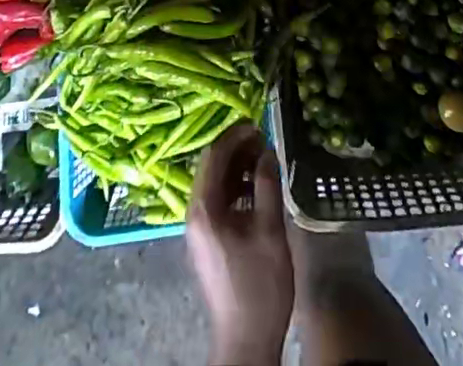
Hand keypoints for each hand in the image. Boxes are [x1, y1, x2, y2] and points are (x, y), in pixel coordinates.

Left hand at [186, 122, 293, 365]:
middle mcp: (194, 213)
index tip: (259, 125)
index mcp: (203, 208)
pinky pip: (218, 200)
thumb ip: (266, 185)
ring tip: (265, 161)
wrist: (245, 337)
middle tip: (265, 140)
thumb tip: (268, 150)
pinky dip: (236, 187)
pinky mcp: (208, 239)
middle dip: (237, 149)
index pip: (213, 155)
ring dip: (238, 167)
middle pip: (211, 167)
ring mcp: (199, 228)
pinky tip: (257, 189)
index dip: (235, 135)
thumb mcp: (269, 229)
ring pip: (215, 183)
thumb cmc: (259, 284)